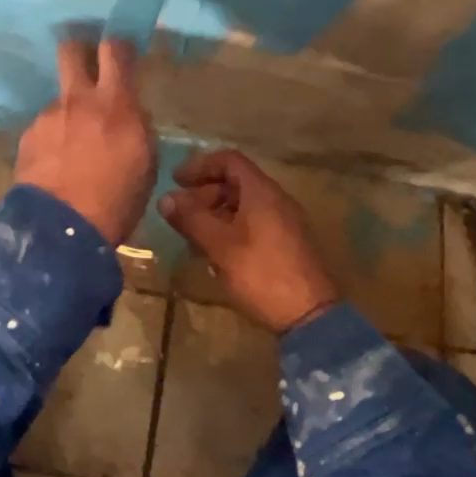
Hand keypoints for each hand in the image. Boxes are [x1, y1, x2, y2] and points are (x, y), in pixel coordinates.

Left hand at [14, 39, 155, 244]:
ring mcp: (48, 116)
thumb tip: (130, 113)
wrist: (61, 231)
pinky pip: (45, 128)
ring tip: (74, 147)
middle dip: (79, 50)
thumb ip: (138, 126)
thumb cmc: (117, 200)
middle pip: (71, 50)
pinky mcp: (27, 137)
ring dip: (68, 112)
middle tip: (87, 63)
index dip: (120, 44)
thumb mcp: (146, 161)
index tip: (123, 49)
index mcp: (115, 103)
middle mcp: (78, 100)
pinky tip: (57, 165)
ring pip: (60, 99)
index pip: (116, 50)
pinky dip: (52, 139)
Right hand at [157, 151, 339, 333]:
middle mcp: (277, 199)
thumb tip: (165, 198)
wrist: (311, 316)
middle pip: (236, 183)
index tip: (176, 181)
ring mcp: (286, 222)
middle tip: (181, 214)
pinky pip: (255, 223)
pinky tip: (218, 255)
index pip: (229, 160)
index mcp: (262, 191)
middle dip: (205, 194)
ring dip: (216, 214)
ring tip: (194, 237)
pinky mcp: (289, 244)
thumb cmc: (261, 273)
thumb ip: (192, 219)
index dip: (200, 166)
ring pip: (244, 205)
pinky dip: (232, 229)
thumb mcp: (220, 246)